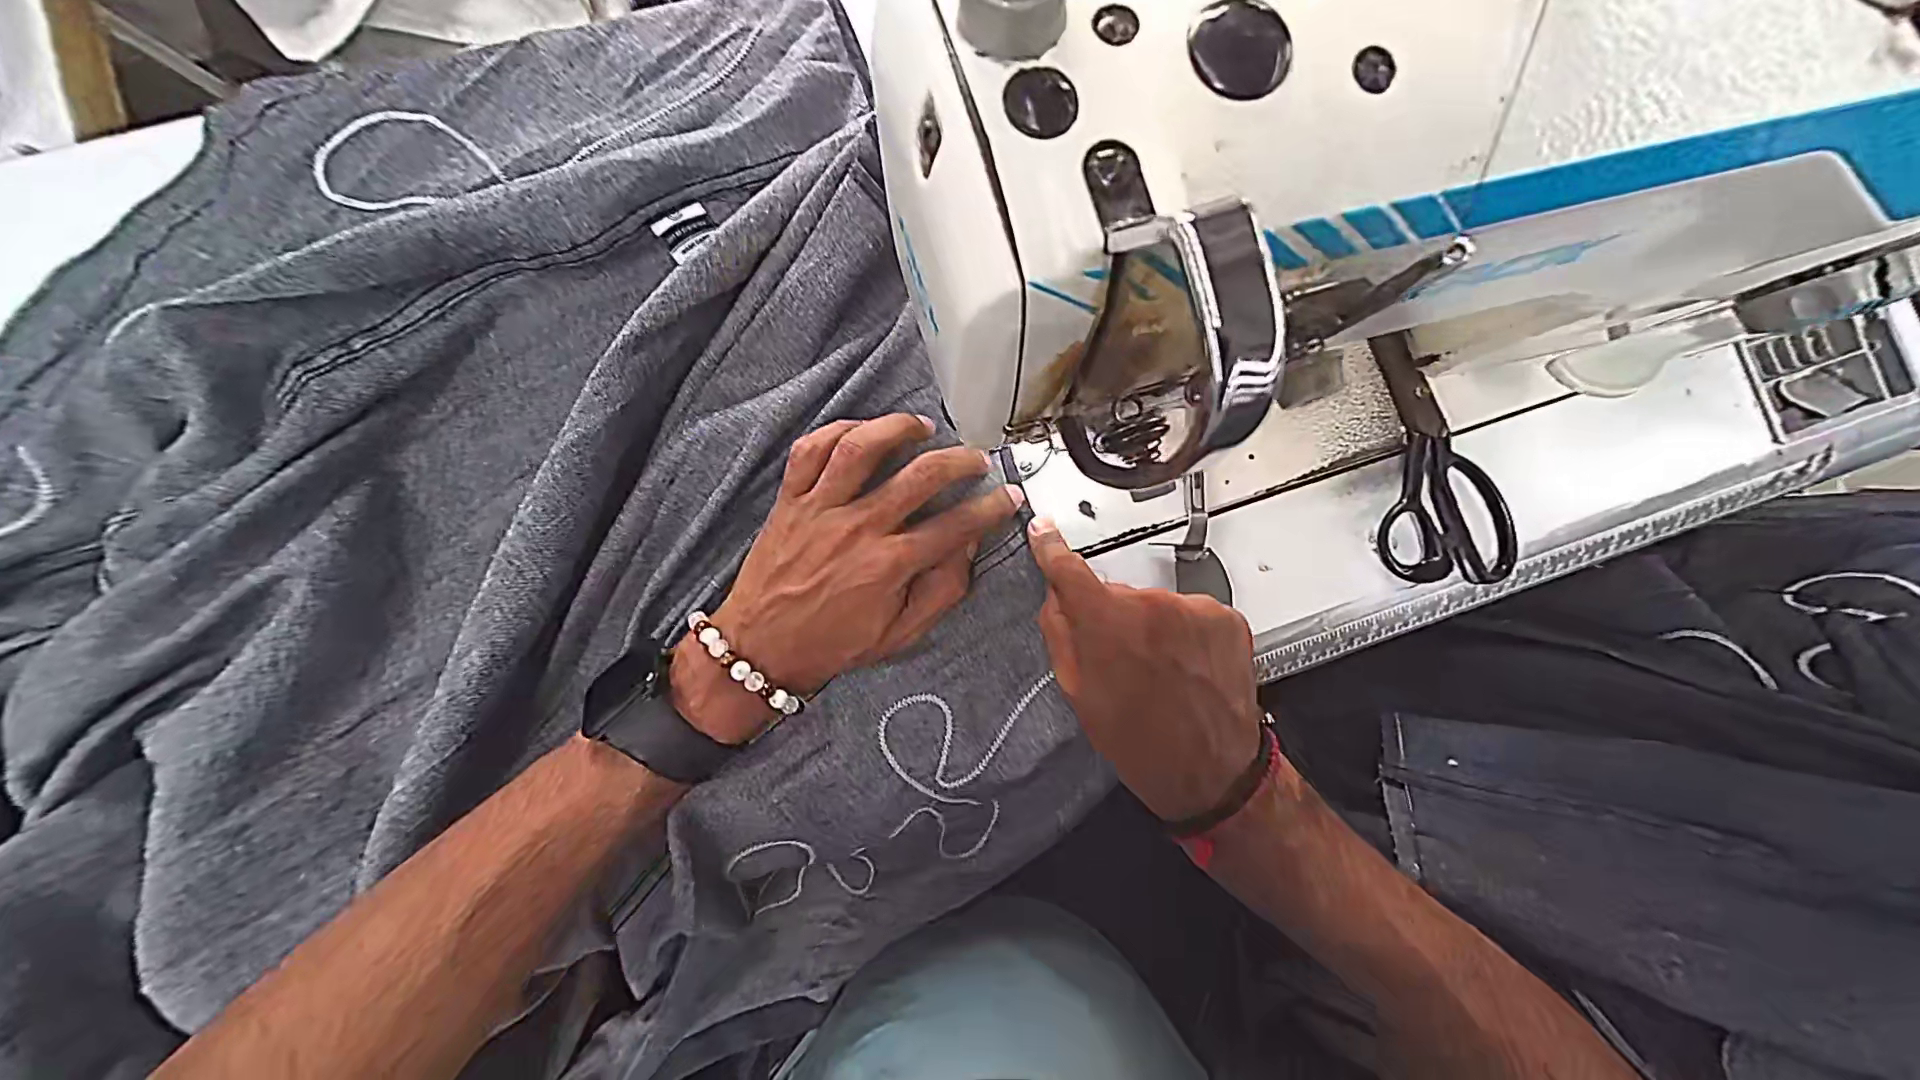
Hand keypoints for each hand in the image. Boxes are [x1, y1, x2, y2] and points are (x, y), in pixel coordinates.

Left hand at [671, 414, 1022, 743]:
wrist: (763, 648)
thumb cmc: (830, 643)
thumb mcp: (899, 634)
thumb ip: (940, 591)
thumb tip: (967, 549)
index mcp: (889, 566)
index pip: (956, 524)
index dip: (991, 507)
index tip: (1005, 497)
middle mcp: (858, 530)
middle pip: (921, 476)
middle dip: (960, 460)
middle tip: (975, 459)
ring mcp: (821, 509)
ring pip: (863, 448)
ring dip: (898, 429)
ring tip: (922, 428)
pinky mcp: (792, 501)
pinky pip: (811, 450)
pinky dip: (837, 430)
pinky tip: (861, 430)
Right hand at [1028, 515, 1264, 822]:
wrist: (1210, 771)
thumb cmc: (1143, 742)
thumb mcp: (1078, 693)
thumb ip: (1060, 634)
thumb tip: (1056, 599)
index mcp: (1107, 624)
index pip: (1068, 567)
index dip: (1051, 546)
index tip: (1044, 531)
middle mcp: (1151, 607)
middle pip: (1116, 592)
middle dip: (1113, 617)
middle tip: (1123, 660)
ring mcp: (1193, 610)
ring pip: (1154, 602)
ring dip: (1152, 626)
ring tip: (1160, 671)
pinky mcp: (1225, 617)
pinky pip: (1188, 611)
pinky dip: (1184, 632)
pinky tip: (1185, 666)